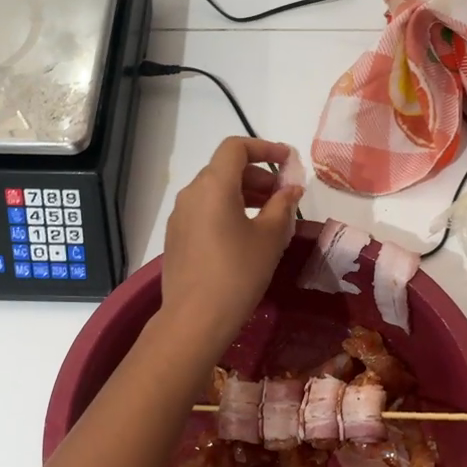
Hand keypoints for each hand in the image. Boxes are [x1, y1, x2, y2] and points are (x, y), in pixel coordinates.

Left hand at [160, 137, 301, 344]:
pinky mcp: (176, 238)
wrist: (195, 319)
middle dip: (257, 176)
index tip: (287, 161)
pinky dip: (226, 211)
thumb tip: (290, 189)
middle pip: (225, 169)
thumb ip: (282, 206)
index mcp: (213, 185)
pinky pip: (204, 211)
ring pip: (214, 192)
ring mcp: (179, 216)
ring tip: (269, 217)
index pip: (236, 148)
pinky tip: (245, 236)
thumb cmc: (238, 273)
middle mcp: (191, 193)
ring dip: (243, 195)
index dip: (264, 149)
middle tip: (283, 196)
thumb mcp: (269, 237)